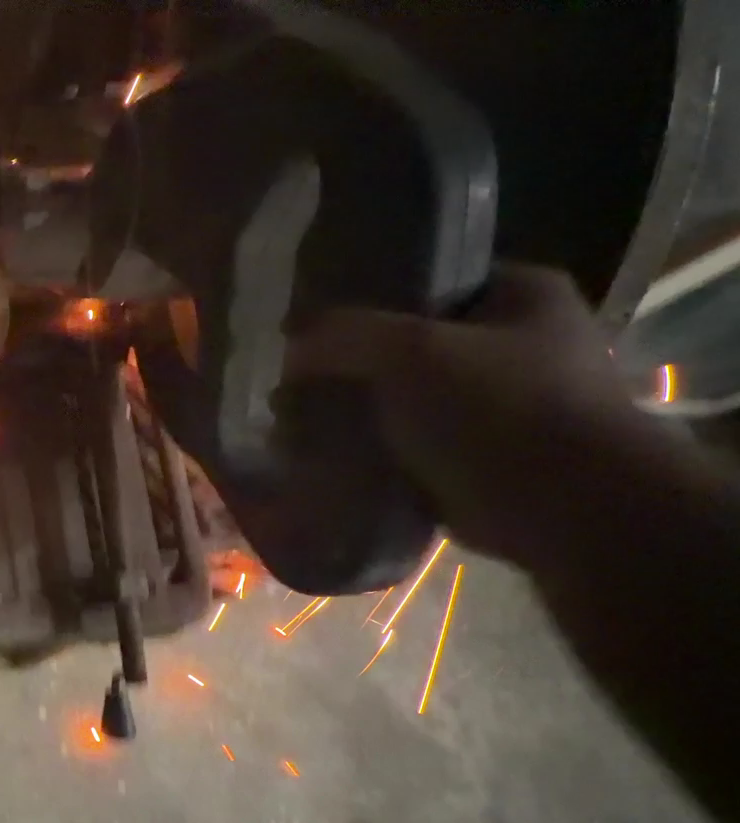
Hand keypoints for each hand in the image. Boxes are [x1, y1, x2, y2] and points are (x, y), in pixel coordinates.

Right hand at [285, 263, 647, 561]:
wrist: (564, 507)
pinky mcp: (471, 459)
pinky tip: (320, 460)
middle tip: (290, 388)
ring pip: (396, 402)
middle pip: (402, 347)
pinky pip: (400, 448)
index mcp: (520, 296)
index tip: (308, 329)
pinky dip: (363, 455)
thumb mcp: (411, 351)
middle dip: (344, 370)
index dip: (361, 302)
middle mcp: (512, 345)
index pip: (424, 283)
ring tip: (292, 429)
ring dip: (347, 417)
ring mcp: (493, 407)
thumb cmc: (497, 408)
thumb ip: (343, 335)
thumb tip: (292, 344)